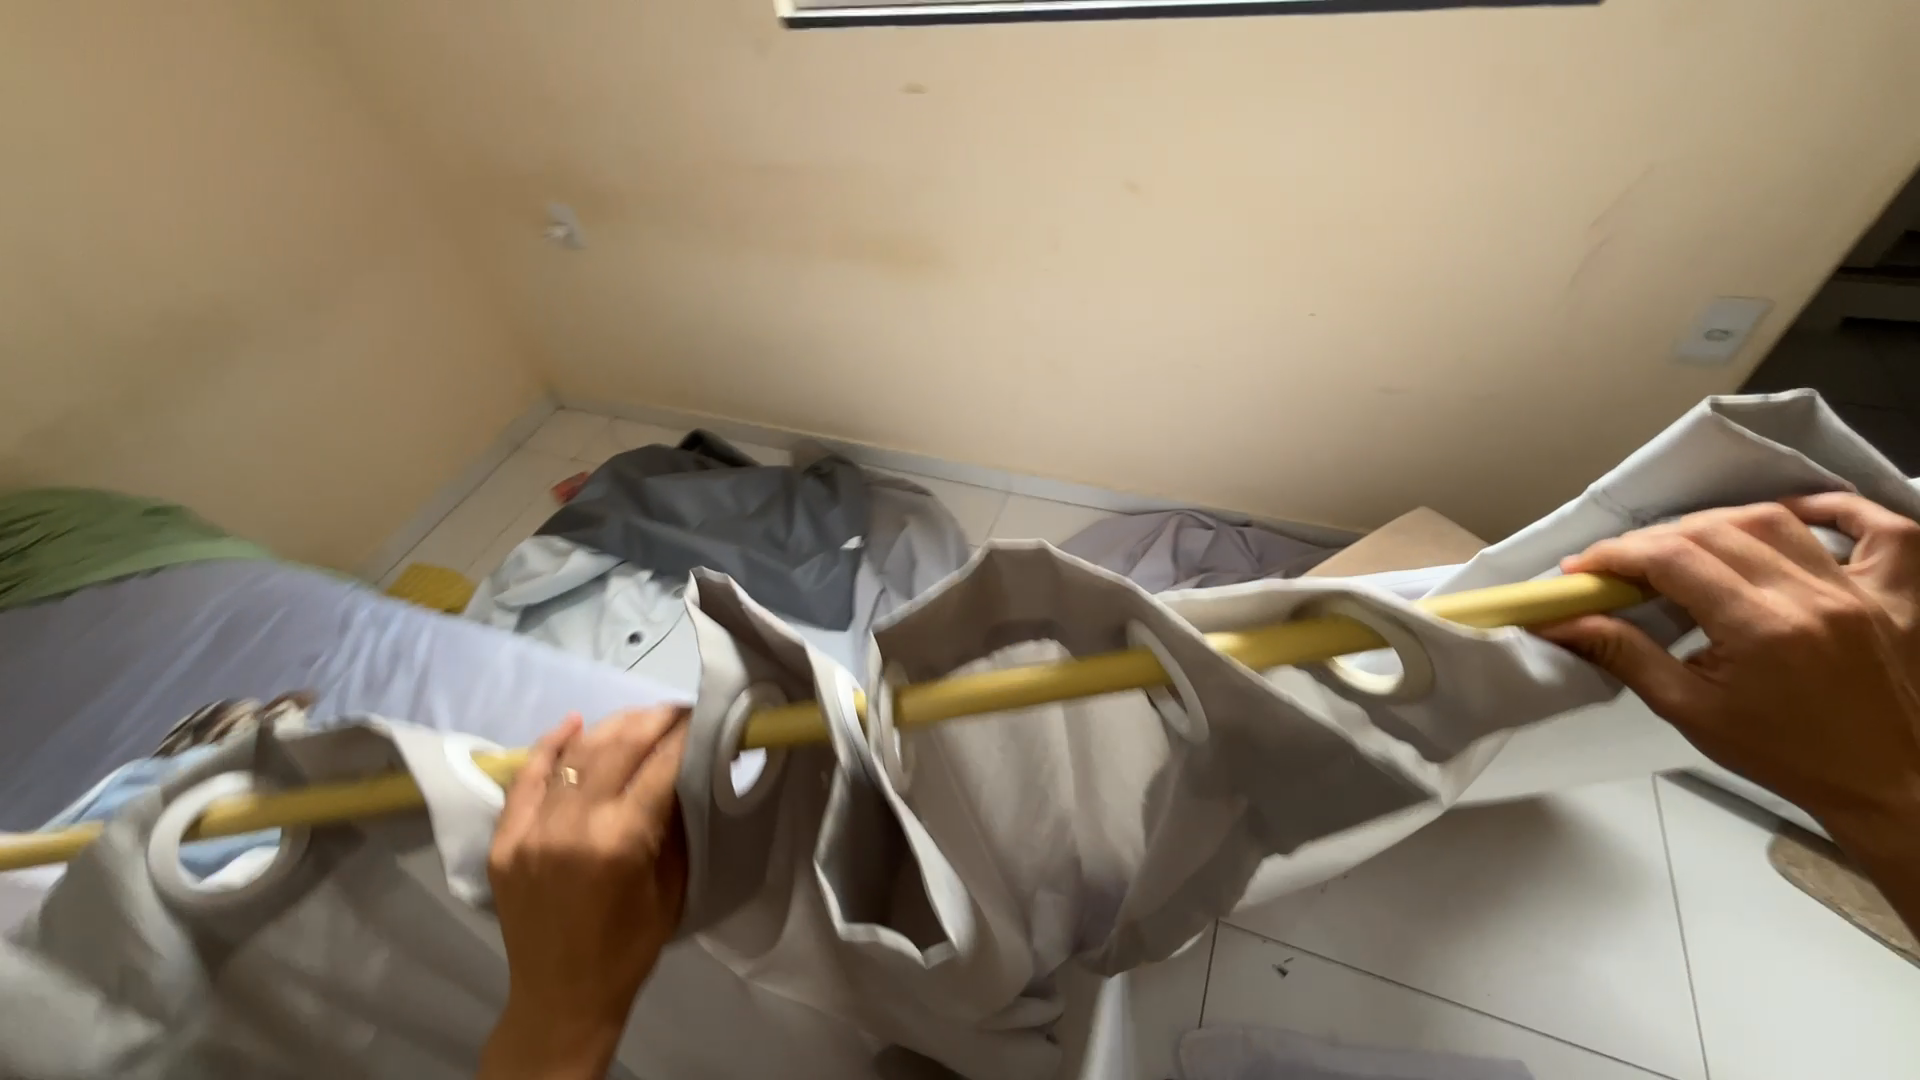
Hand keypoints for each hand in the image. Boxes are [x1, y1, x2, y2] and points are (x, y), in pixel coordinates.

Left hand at [478, 707, 689, 1079]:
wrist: (561, 997)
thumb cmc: (632, 944)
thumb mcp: (673, 881)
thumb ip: (677, 819)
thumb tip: (691, 765)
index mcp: (622, 841)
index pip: (661, 764)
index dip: (686, 734)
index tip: (705, 717)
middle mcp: (573, 826)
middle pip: (619, 747)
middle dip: (655, 721)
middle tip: (679, 711)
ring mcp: (531, 831)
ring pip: (577, 754)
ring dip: (614, 726)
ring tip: (641, 717)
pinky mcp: (504, 839)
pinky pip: (528, 778)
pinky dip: (552, 745)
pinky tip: (576, 722)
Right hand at [1537, 496, 1919, 927]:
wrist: (1890, 786)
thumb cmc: (1781, 753)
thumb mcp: (1684, 708)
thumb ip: (1621, 654)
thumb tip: (1557, 622)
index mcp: (1761, 628)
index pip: (1671, 559)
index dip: (1614, 554)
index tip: (1580, 570)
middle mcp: (1812, 597)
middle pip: (1714, 531)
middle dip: (1649, 540)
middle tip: (1618, 566)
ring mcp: (1863, 592)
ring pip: (1775, 522)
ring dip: (1713, 522)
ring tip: (1679, 546)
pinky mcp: (1898, 596)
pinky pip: (1885, 531)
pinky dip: (1836, 510)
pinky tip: (1792, 513)